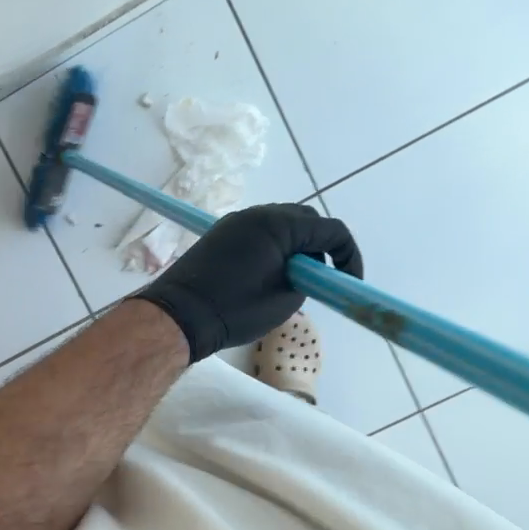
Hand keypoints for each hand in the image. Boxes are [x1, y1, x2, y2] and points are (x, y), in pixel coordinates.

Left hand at [132, 203, 361, 363]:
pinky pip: (256, 234)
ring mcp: (234, 222)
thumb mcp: (286, 299)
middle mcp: (257, 214)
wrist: (180, 315)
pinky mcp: (219, 235)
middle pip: (304, 220)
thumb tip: (302, 271)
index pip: (330, 230)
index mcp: (278, 224)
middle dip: (320, 247)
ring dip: (294, 247)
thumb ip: (305, 279)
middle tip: (321, 278)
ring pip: (279, 225)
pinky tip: (268, 275)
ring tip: (294, 279)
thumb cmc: (236, 309)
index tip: (348, 281)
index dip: (347, 256)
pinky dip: (271, 249)